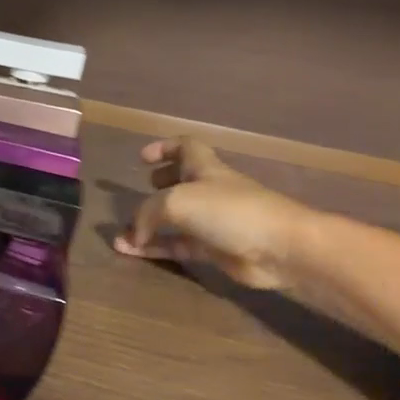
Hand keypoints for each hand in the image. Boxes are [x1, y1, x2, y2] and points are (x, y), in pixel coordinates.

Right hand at [112, 138, 314, 289]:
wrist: (278, 247)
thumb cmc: (230, 211)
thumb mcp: (177, 201)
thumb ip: (148, 212)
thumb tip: (134, 234)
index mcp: (205, 168)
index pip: (186, 147)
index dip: (165, 147)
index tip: (143, 157)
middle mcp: (209, 191)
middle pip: (183, 181)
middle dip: (162, 183)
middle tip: (141, 190)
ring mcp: (213, 222)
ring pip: (175, 219)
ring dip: (147, 225)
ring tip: (122, 235)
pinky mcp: (214, 250)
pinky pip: (177, 246)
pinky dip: (154, 248)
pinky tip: (130, 252)